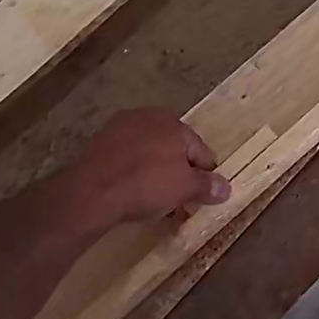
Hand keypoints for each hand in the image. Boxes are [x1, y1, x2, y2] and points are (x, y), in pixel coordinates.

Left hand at [56, 109, 230, 229]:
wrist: (91, 192)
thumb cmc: (146, 185)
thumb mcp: (185, 189)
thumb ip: (207, 186)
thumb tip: (226, 188)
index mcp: (174, 123)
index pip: (202, 152)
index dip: (204, 177)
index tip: (200, 199)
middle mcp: (148, 117)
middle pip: (175, 150)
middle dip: (180, 175)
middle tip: (178, 202)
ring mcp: (120, 128)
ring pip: (150, 154)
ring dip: (156, 174)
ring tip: (154, 201)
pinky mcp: (99, 143)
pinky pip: (128, 159)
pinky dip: (134, 173)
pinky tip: (131, 193)